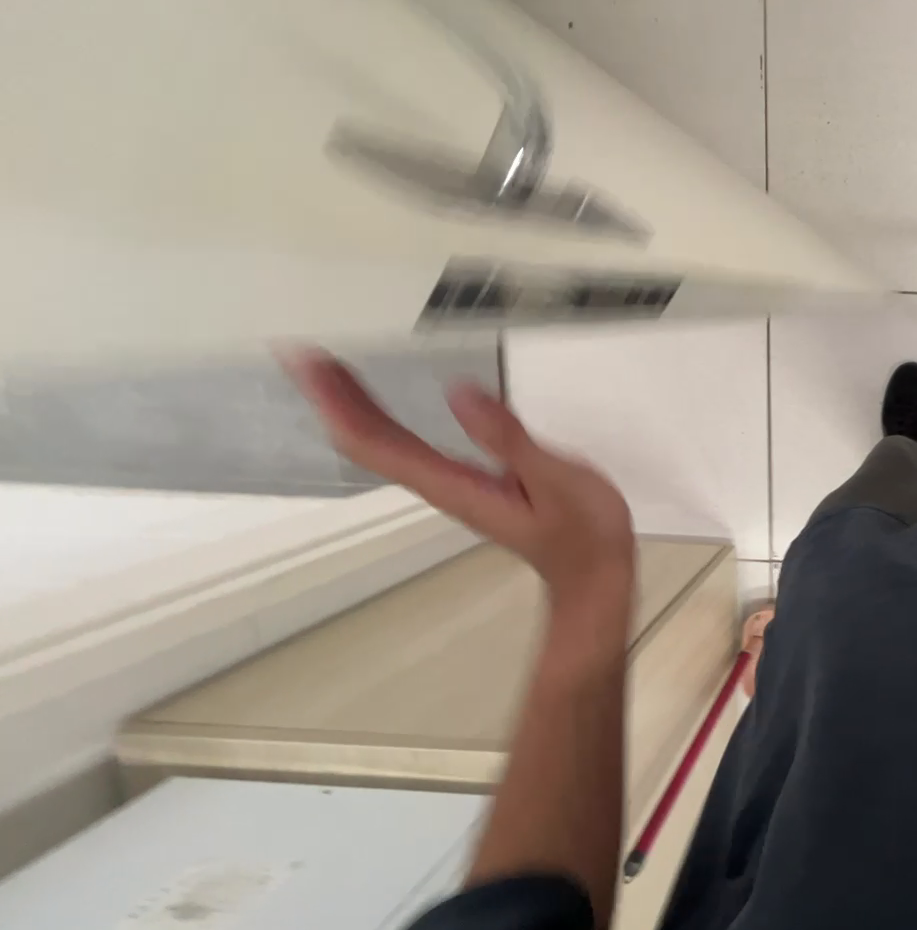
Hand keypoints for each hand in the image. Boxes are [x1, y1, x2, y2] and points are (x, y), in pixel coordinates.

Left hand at [282, 349, 634, 606]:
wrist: (593, 575)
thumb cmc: (582, 531)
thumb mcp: (555, 479)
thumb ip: (509, 438)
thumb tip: (458, 391)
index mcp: (454, 484)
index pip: (375, 443)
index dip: (338, 402)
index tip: (310, 361)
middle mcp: (442, 486)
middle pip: (372, 443)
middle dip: (337, 398)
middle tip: (310, 353)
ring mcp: (455, 488)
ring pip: (388, 446)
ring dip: (358, 407)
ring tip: (336, 370)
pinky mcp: (472, 485)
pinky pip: (412, 449)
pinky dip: (389, 421)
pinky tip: (389, 407)